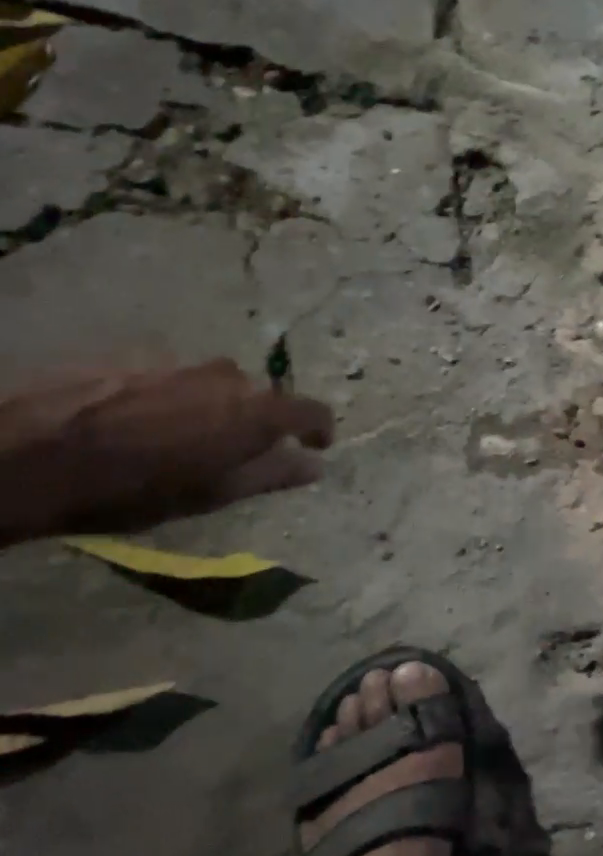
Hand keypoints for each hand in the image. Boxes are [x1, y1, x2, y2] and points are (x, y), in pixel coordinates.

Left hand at [0, 359, 334, 545]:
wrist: (28, 456)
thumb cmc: (135, 487)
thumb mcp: (212, 493)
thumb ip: (272, 474)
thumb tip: (315, 465)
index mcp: (260, 411)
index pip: (313, 411)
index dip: (320, 429)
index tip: (316, 446)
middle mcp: (231, 378)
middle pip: (263, 395)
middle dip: (260, 419)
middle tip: (240, 447)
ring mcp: (182, 366)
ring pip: (217, 384)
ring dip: (215, 406)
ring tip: (188, 435)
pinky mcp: (136, 362)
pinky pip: (174, 380)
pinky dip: (175, 399)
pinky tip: (147, 424)